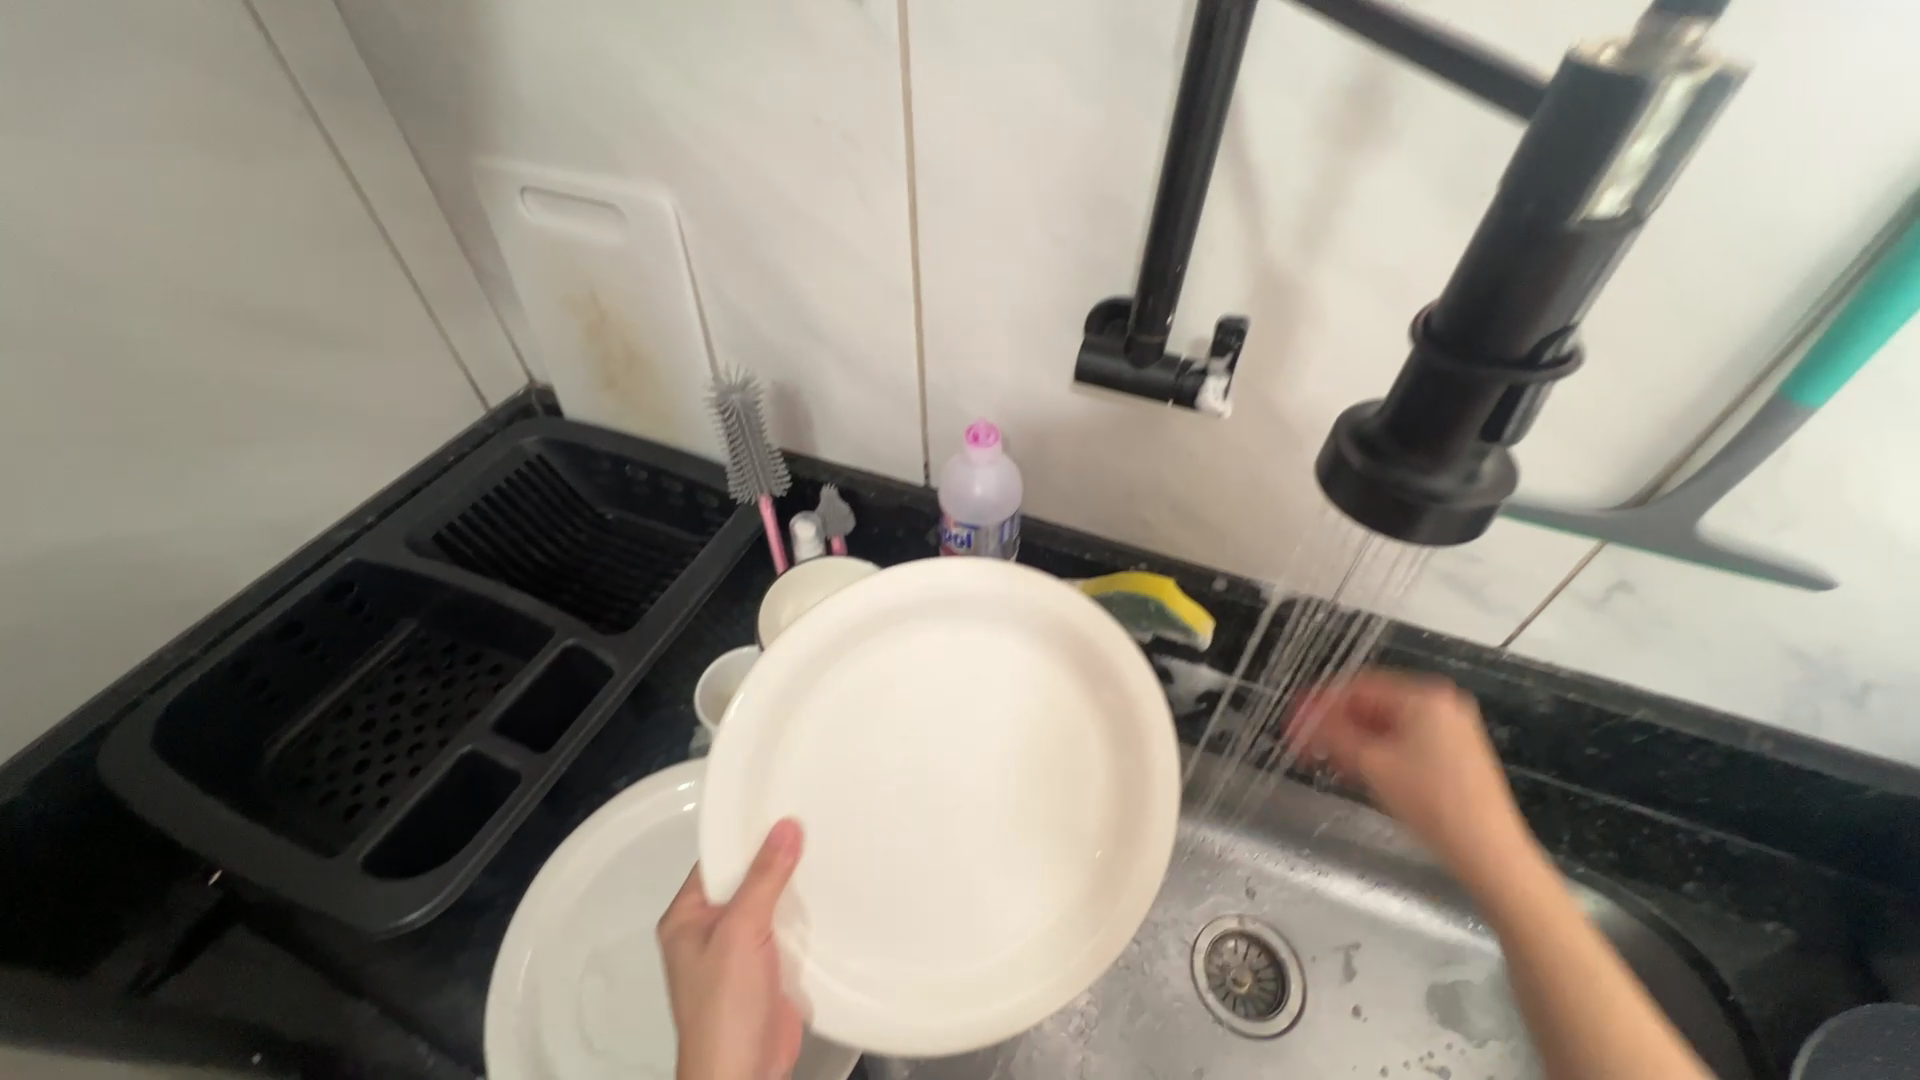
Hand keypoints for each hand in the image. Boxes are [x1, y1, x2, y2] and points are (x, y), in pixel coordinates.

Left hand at [658, 819, 805, 1079]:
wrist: (744, 1075)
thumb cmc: (724, 1006)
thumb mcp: (740, 931)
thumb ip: (764, 878)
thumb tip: (785, 827)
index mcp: (687, 917)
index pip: (717, 860)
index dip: (747, 835)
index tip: (782, 808)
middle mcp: (710, 930)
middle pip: (747, 880)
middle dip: (777, 859)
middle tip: (813, 822)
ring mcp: (740, 951)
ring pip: (770, 904)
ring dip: (795, 888)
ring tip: (828, 848)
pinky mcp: (769, 969)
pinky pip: (788, 929)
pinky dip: (806, 915)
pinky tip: (831, 893)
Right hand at [1293, 671, 1534, 885]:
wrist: (1489, 853)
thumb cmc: (1430, 802)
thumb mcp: (1371, 764)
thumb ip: (1332, 734)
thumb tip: (1302, 718)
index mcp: (1424, 696)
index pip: (1357, 686)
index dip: (1319, 702)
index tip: (1292, 718)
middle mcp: (1440, 705)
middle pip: (1371, 705)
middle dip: (1333, 723)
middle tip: (1301, 741)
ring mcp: (1451, 730)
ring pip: (1385, 725)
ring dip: (1351, 739)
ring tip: (1320, 757)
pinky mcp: (1454, 755)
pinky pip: (1402, 741)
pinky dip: (1375, 751)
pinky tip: (1352, 768)